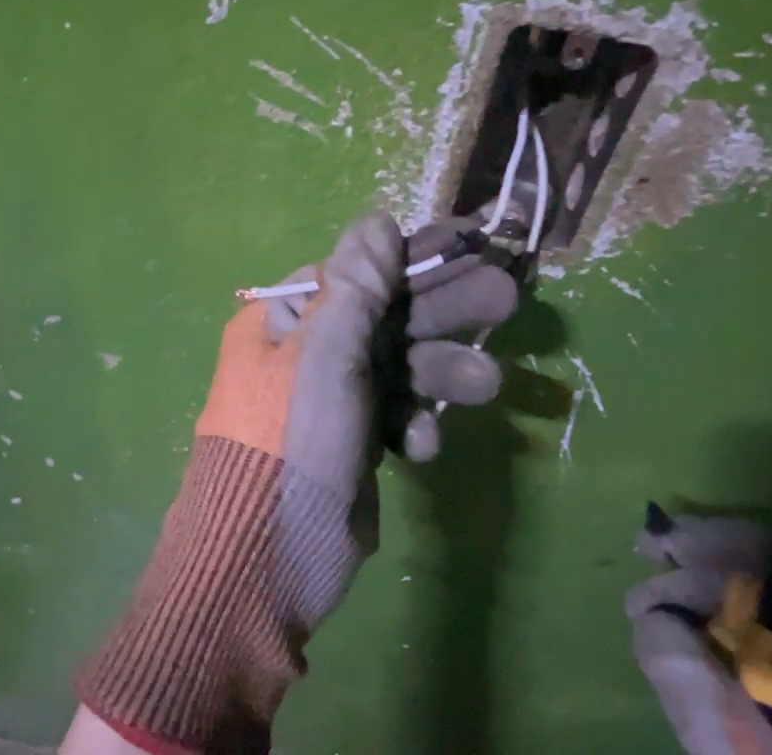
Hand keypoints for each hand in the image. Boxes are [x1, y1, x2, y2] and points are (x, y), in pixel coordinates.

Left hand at [72, 212, 515, 752]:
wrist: (265, 553)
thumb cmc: (291, 434)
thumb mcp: (325, 350)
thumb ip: (357, 283)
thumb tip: (377, 219)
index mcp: (287, 315)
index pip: (361, 269)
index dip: (417, 256)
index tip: (471, 241)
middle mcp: (308, 348)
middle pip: (389, 314)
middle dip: (446, 310)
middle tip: (506, 297)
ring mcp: (332, 397)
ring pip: (401, 367)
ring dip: (441, 373)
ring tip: (487, 384)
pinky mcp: (353, 442)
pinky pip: (395, 416)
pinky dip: (412, 427)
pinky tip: (419, 446)